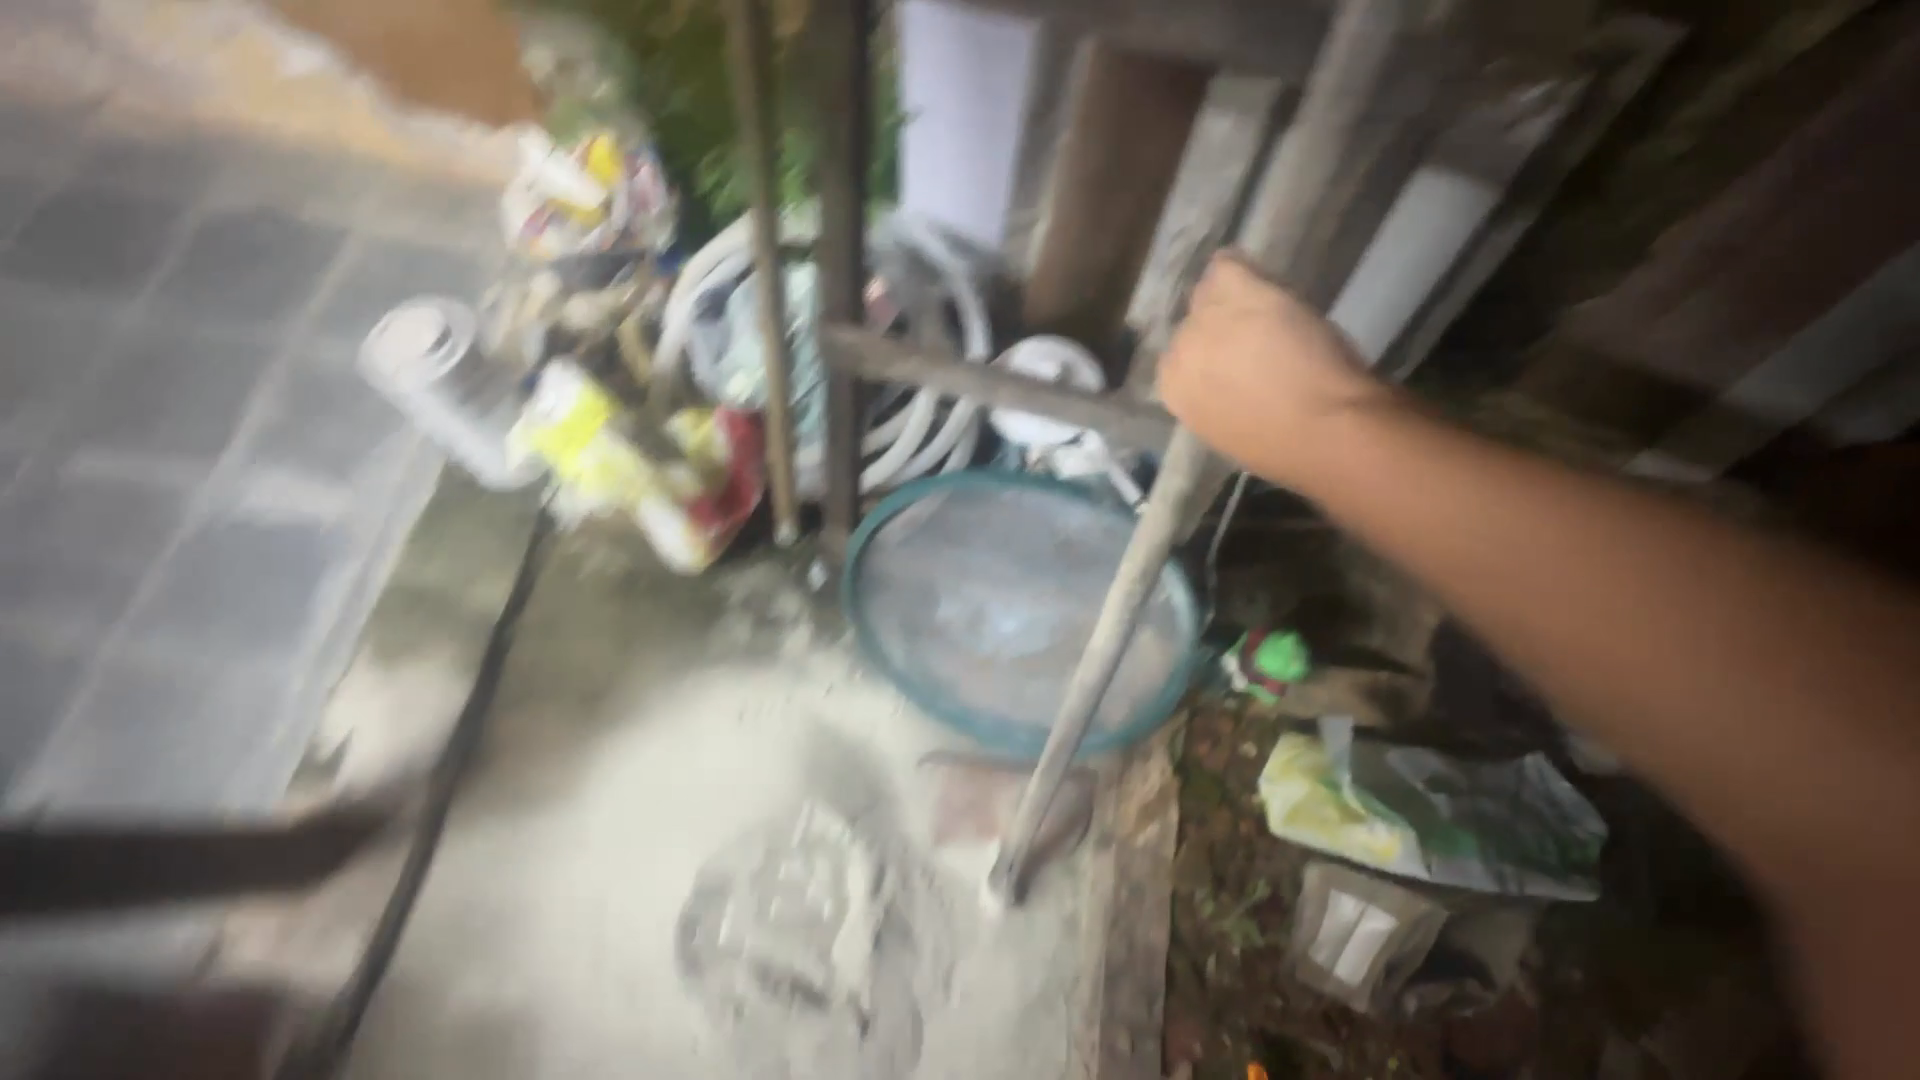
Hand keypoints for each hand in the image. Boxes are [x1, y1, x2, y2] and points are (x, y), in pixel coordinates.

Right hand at [1157, 254, 1393, 490]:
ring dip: (1234, 300)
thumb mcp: (1227, 431)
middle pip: (1194, 323)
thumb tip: (1225, 381)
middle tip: (1258, 338)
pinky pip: (1227, 265)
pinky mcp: (1239, 290)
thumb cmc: (1282, 446)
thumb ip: (1213, 398)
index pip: (1181, 358)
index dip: (1211, 356)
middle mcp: (1180, 350)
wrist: (1323, 428)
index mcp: (1173, 389)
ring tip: (1268, 314)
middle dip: (1221, 329)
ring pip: (1211, 292)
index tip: (1236, 361)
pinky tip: (1266, 284)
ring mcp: (1207, 318)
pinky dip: (1244, 269)